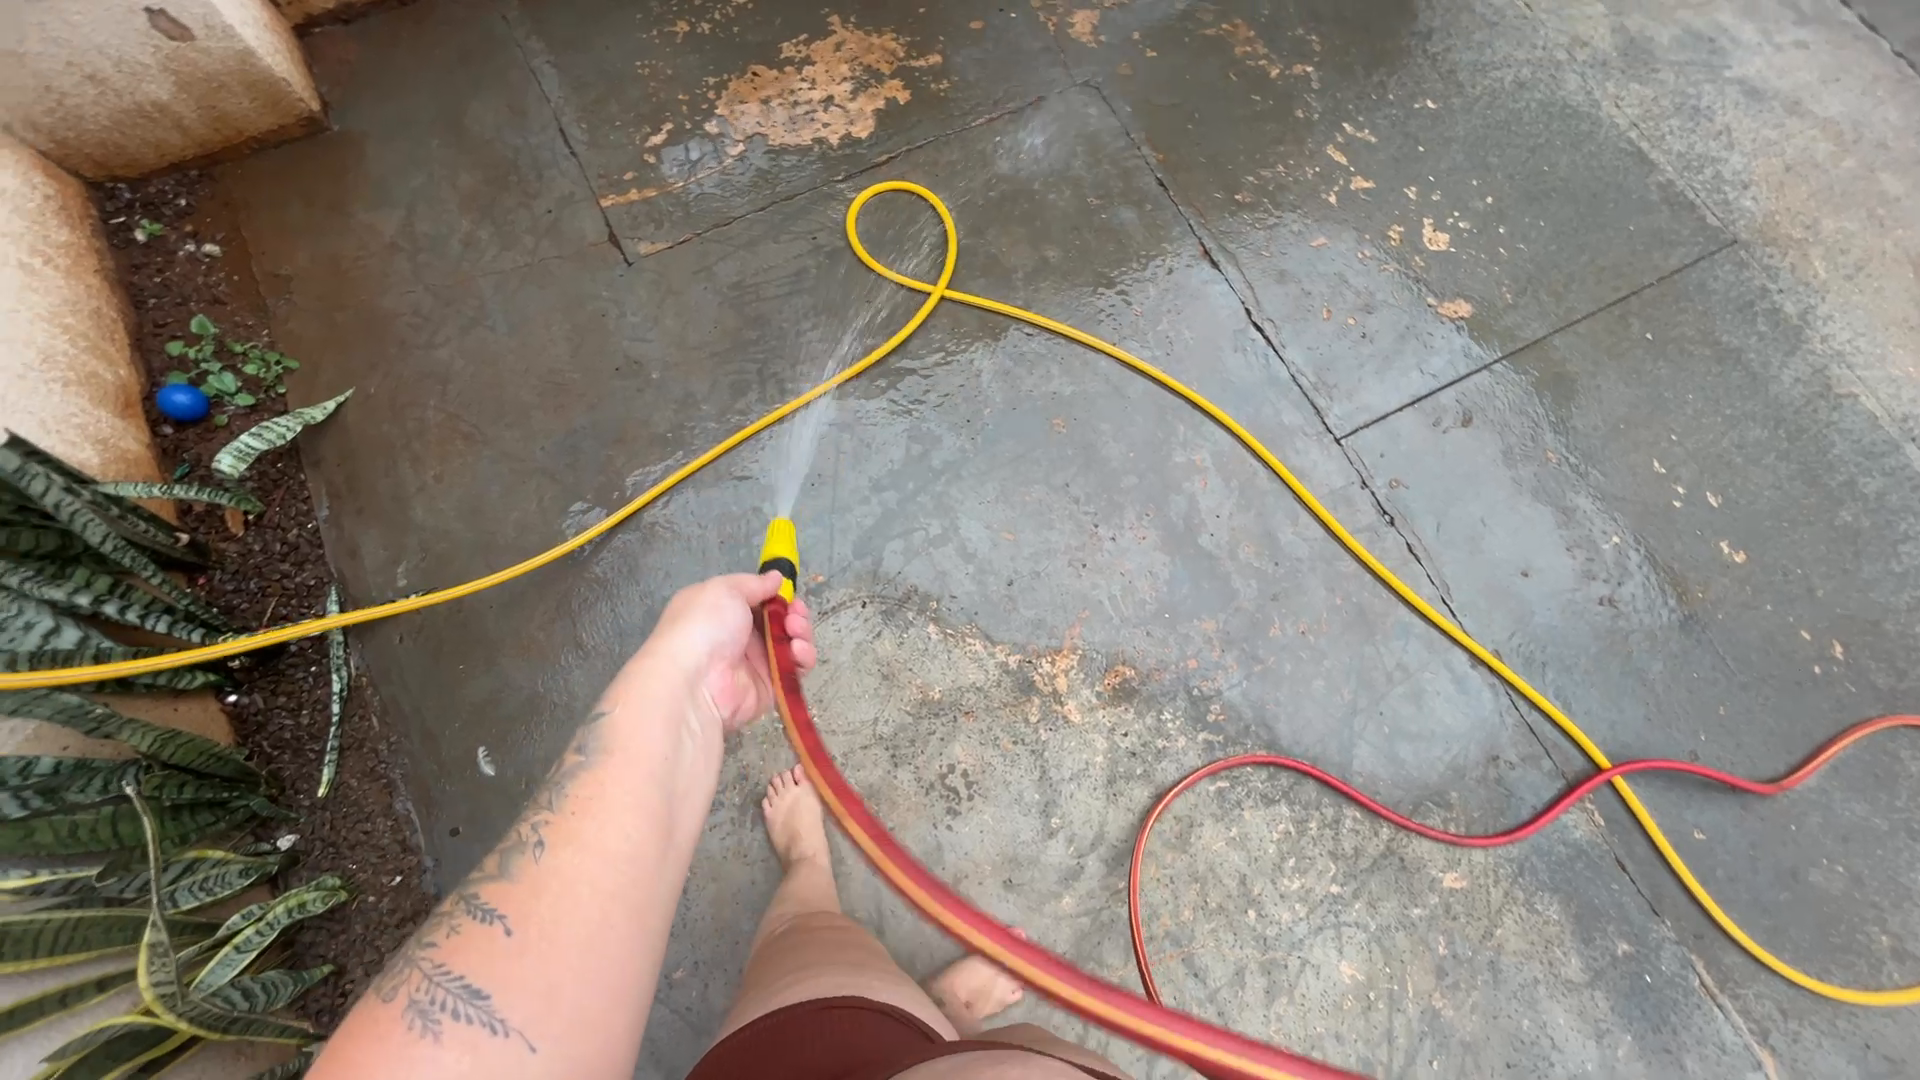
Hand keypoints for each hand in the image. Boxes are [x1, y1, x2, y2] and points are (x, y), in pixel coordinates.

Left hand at [636, 571, 815, 732]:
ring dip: (801, 632)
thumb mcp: (725, 589)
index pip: (759, 601)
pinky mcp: (771, 685)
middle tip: (794, 614)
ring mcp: (756, 662)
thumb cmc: (705, 626)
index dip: (777, 596)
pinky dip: (803, 657)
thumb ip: (754, 583)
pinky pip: (795, 669)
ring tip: (795, 631)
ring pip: (791, 643)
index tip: (788, 594)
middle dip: (794, 614)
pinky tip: (797, 651)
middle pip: (780, 621)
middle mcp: (739, 636)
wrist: (695, 681)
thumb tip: (776, 578)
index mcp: (723, 612)